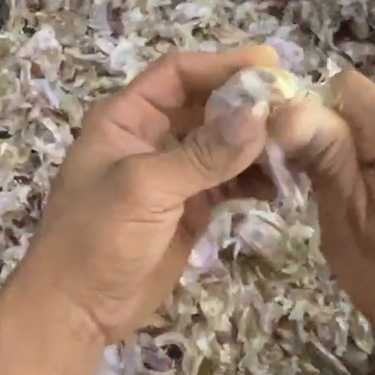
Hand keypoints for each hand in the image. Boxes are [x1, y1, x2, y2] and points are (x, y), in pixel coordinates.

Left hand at [19, 45, 277, 341]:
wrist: (76, 310)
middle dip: (248, 104)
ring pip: (223, 144)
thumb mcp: (145, 188)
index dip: (222, 65)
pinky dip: (254, 180)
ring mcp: (172, 174)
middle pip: (207, 105)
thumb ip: (202, 154)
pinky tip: (283, 182)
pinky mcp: (190, 207)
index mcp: (126, 118)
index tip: (271, 64)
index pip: (178, 74)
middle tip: (296, 108)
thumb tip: (259, 114)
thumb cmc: (95, 238)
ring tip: (298, 146)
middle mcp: (150, 137)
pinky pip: (228, 182)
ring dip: (257, 144)